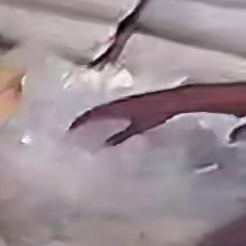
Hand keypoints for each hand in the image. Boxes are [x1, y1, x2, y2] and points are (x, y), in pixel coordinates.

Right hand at [69, 88, 199, 144]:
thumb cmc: (157, 112)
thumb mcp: (137, 127)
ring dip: (95, 117)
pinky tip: (110, 123)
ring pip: (103, 110)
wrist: (176, 100)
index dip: (79, 122)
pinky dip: (106, 116)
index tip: (69, 130)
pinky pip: (113, 109)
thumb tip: (105, 145)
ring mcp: (125, 102)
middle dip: (84, 119)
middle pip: (95, 111)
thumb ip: (120, 136)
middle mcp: (117, 103)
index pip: (91, 114)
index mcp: (114, 108)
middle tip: (75, 128)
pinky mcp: (133, 103)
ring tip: (88, 126)